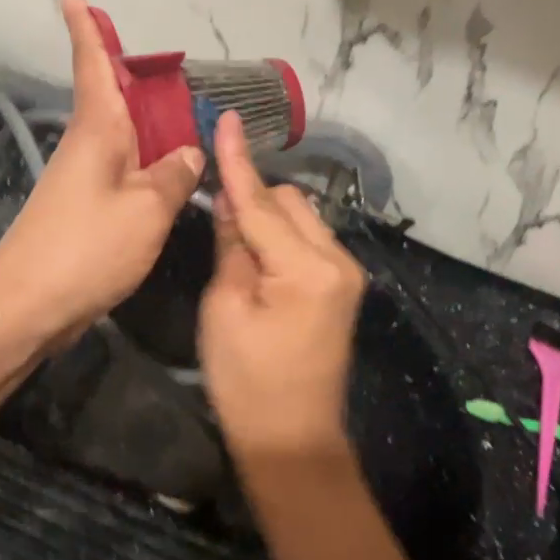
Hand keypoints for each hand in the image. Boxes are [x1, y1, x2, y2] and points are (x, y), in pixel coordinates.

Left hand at [0, 0, 204, 343]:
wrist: (31, 304)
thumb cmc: (87, 247)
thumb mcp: (146, 209)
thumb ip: (175, 176)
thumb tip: (189, 154)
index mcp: (98, 132)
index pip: (93, 66)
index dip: (87, 29)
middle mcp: (88, 147)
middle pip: (111, 98)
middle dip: (131, 74)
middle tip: (169, 63)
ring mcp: (85, 180)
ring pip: (122, 137)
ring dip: (148, 122)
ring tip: (185, 112)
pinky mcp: (88, 212)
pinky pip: (124, 172)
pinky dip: (147, 162)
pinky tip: (170, 172)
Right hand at [199, 111, 367, 456]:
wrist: (291, 440)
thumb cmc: (246, 381)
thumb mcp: (224, 308)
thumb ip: (232, 245)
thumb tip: (231, 200)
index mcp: (307, 268)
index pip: (262, 202)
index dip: (238, 162)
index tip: (227, 119)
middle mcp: (338, 260)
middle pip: (289, 202)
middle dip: (252, 196)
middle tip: (212, 210)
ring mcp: (346, 275)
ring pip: (301, 219)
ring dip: (267, 216)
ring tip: (231, 235)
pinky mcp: (342, 289)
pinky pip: (308, 242)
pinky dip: (281, 237)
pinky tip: (255, 252)